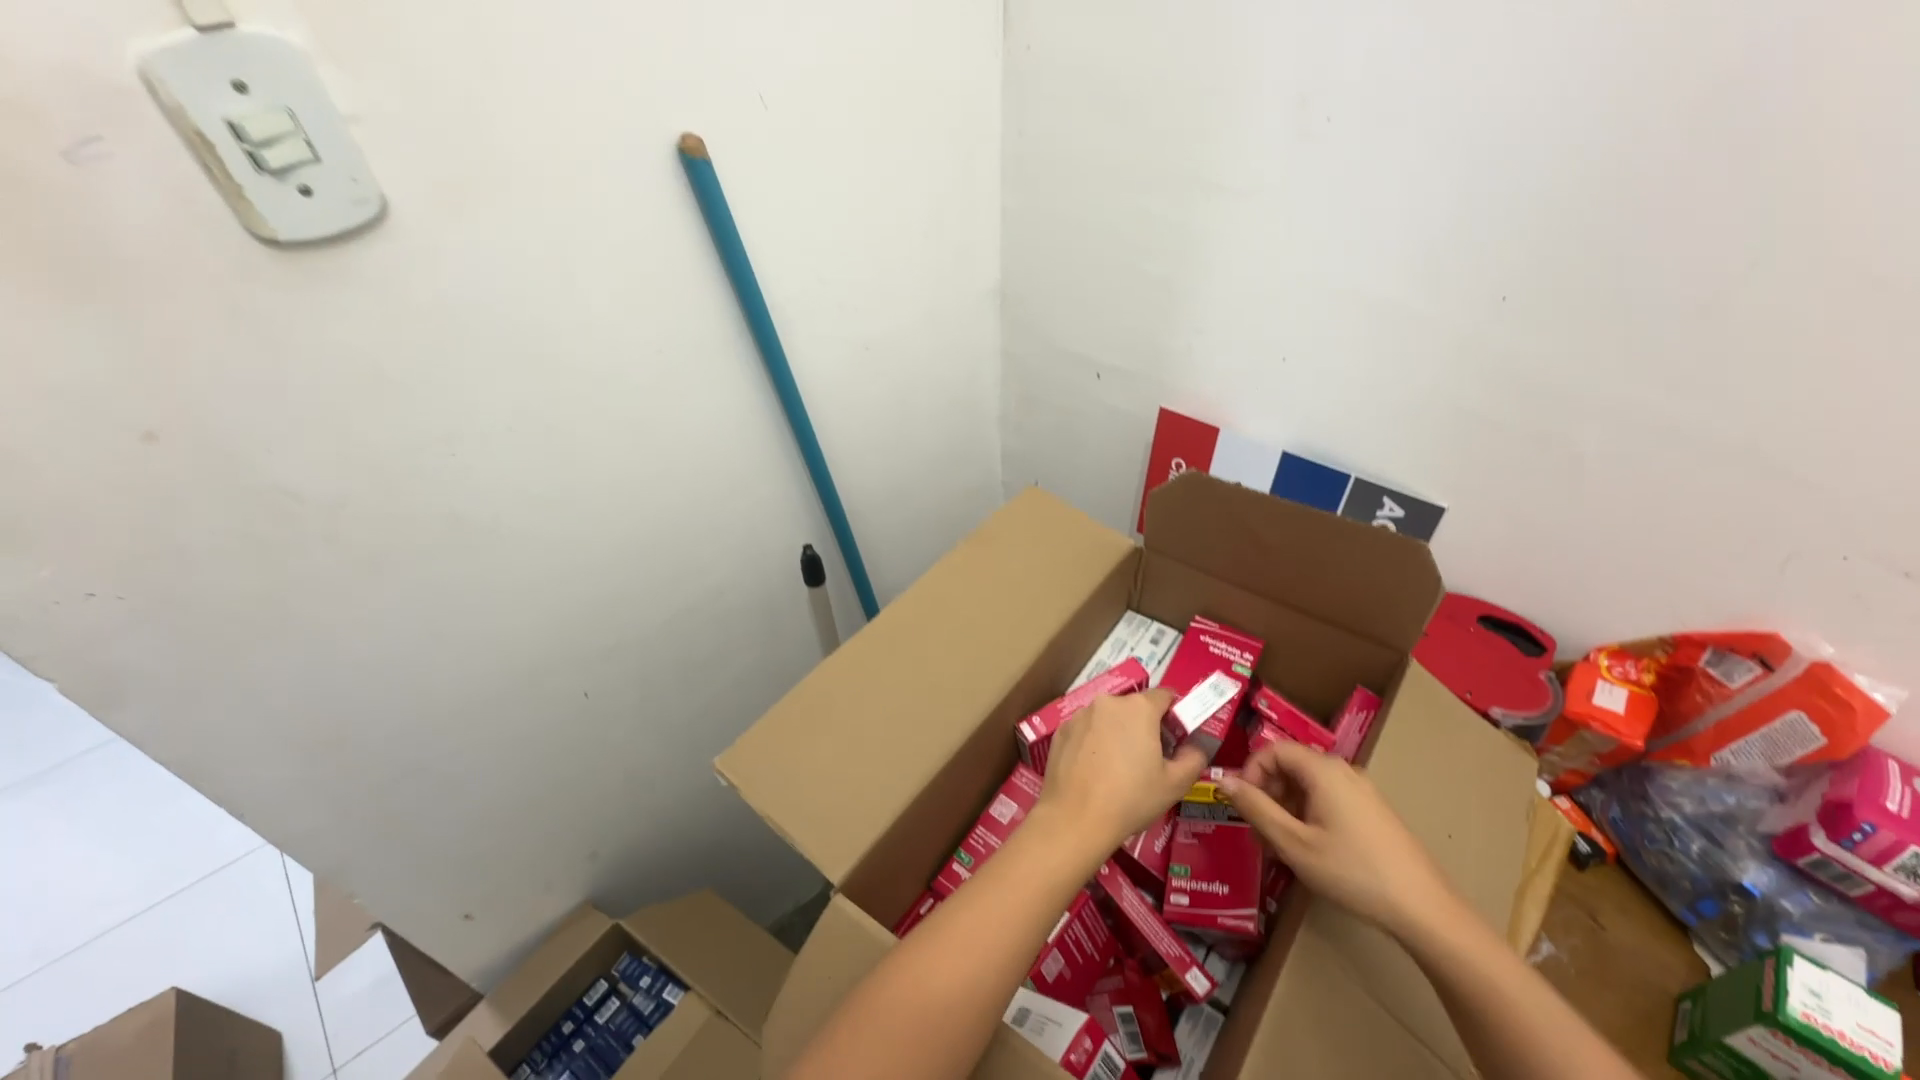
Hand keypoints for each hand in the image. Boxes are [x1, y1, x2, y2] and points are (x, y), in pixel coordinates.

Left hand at [1038, 689, 1207, 848]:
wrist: (1075, 819)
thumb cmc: (1131, 799)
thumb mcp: (1176, 783)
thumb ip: (1194, 757)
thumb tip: (1195, 745)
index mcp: (1138, 708)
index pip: (1165, 696)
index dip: (1174, 715)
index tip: (1175, 739)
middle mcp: (1107, 702)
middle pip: (1134, 707)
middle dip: (1144, 725)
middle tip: (1148, 758)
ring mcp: (1079, 715)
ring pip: (1107, 718)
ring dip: (1117, 732)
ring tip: (1117, 767)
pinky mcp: (1060, 731)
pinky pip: (1085, 730)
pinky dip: (1093, 742)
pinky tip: (1093, 770)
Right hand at [1219, 741, 1457, 937]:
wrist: (1421, 907)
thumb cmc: (1351, 871)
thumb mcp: (1293, 842)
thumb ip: (1255, 808)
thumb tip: (1223, 780)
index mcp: (1324, 771)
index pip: (1273, 749)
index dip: (1250, 772)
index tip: (1242, 806)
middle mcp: (1343, 772)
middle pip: (1291, 766)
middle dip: (1266, 795)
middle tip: (1258, 833)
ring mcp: (1361, 792)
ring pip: (1308, 787)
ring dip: (1284, 810)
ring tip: (1279, 849)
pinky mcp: (1371, 812)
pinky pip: (1327, 801)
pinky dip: (1307, 817)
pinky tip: (1307, 852)